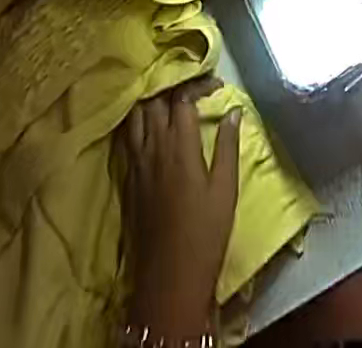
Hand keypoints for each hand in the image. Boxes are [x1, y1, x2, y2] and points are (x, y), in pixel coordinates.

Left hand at [120, 79, 241, 337]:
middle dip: (174, 86)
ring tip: (170, 100)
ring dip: (152, 99)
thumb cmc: (205, 232)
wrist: (168, 277)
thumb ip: (228, 145)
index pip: (183, 97)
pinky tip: (151, 125)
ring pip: (136, 114)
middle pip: (155, 99)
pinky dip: (138, 120)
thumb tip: (234, 111)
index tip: (218, 86)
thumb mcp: (226, 188)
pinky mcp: (128, 175)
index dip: (199, 84)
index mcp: (180, 143)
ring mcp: (136, 159)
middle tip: (194, 89)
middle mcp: (153, 144)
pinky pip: (127, 134)